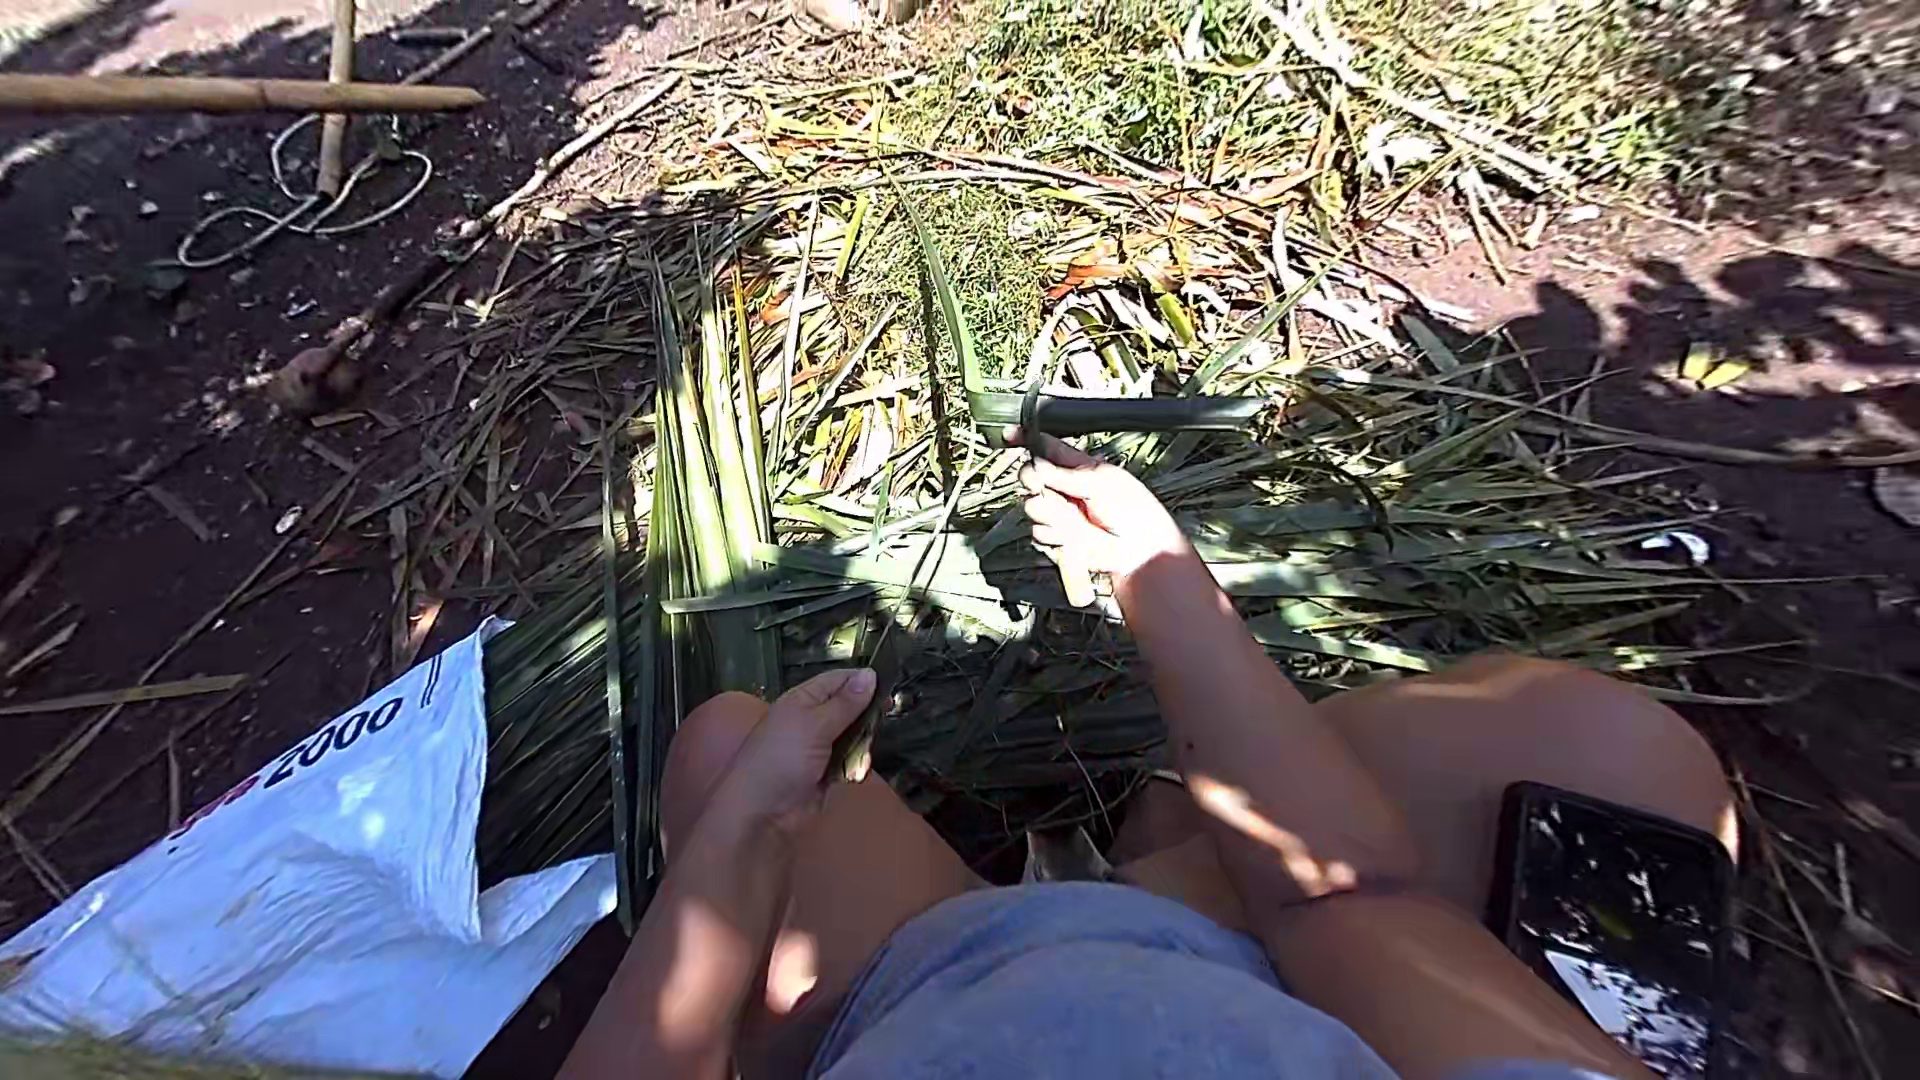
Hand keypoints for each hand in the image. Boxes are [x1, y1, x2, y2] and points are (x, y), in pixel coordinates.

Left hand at [706, 668, 876, 834]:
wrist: (762, 816)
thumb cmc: (783, 760)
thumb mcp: (815, 724)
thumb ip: (845, 702)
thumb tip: (870, 674)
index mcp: (803, 700)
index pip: (838, 679)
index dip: (862, 680)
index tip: (889, 685)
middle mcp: (812, 719)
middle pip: (850, 707)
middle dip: (866, 715)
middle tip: (882, 719)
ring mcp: (819, 747)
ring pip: (855, 734)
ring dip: (862, 744)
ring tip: (861, 756)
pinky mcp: (826, 772)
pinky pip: (850, 760)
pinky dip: (855, 766)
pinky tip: (854, 775)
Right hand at [1009, 429, 1192, 584]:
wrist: (1138, 550)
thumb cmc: (1132, 511)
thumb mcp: (1100, 482)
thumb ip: (1064, 474)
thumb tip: (1036, 464)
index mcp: (1078, 466)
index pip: (1046, 447)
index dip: (1026, 439)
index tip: (1009, 435)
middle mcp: (1064, 488)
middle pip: (1030, 476)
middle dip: (1032, 479)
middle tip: (1040, 485)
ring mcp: (1060, 512)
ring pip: (1031, 506)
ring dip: (1047, 511)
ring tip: (1070, 518)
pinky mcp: (1057, 536)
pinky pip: (1038, 532)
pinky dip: (1053, 534)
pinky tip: (1072, 536)